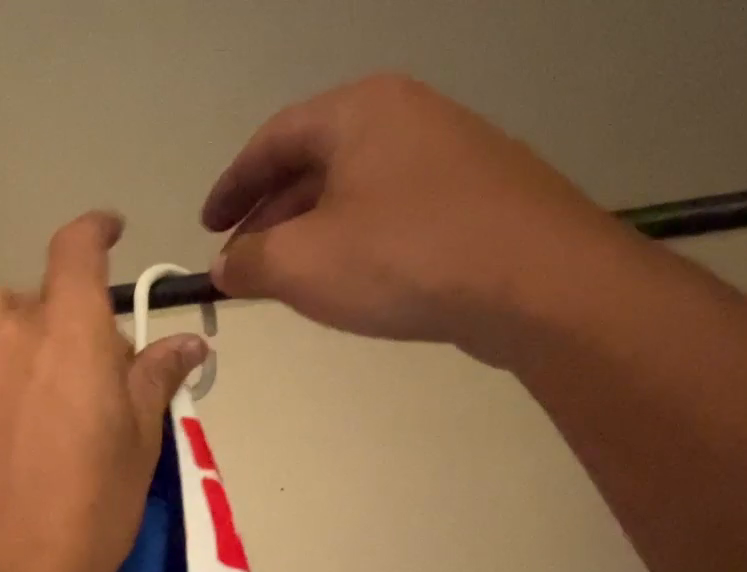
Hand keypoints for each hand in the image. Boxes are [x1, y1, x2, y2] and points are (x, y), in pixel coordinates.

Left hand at [0, 211, 209, 571]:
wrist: (17, 569)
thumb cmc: (94, 508)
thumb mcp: (141, 442)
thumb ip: (157, 379)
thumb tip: (188, 343)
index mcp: (73, 332)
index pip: (77, 249)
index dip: (95, 231)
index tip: (110, 235)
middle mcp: (11, 330)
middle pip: (35, 294)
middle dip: (62, 321)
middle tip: (79, 378)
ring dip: (7, 325)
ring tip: (22, 369)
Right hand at [202, 74, 640, 357]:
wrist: (539, 284)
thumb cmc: (403, 259)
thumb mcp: (300, 265)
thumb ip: (247, 263)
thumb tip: (226, 267)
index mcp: (358, 113)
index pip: (272, 142)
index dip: (231, 187)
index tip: (207, 228)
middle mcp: (406, 117)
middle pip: (314, 164)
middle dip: (269, 217)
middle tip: (242, 265)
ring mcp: (450, 153)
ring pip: (355, 191)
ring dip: (310, 233)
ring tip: (288, 280)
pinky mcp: (479, 195)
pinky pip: (394, 211)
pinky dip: (355, 241)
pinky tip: (350, 282)